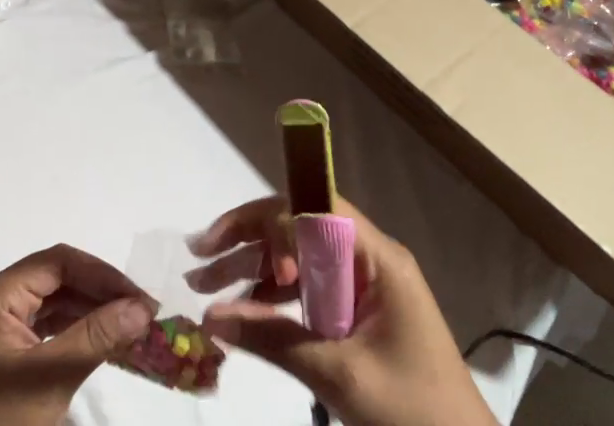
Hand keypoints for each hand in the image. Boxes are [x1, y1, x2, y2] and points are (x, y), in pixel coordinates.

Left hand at [0, 244, 158, 425]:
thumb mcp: (50, 376)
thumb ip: (96, 337)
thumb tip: (142, 307)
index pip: (57, 263)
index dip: (102, 274)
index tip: (141, 297)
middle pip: (57, 278)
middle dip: (101, 291)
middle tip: (144, 312)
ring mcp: (1, 322)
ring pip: (55, 301)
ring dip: (93, 310)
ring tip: (133, 324)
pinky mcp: (8, 347)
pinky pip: (48, 324)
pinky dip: (78, 329)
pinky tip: (107, 339)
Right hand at [189, 197, 496, 425]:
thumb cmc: (413, 410)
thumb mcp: (339, 375)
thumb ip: (273, 339)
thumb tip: (208, 316)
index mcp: (377, 260)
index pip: (315, 208)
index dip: (277, 222)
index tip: (251, 260)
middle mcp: (367, 261)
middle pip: (298, 226)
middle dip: (248, 237)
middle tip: (200, 254)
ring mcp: (361, 286)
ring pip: (295, 256)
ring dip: (250, 266)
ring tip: (203, 284)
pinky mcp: (355, 313)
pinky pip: (305, 288)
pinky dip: (269, 294)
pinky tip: (239, 310)